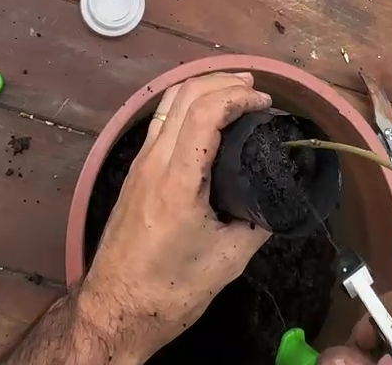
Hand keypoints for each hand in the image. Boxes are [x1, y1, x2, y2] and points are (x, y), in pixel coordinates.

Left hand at [75, 73, 272, 363]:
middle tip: (255, 88)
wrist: (114, 309)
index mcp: (178, 180)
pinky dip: (188, 103)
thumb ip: (256, 224)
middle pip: (186, 94)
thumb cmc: (170, 290)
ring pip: (169, 101)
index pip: (205, 112)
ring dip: (203, 86)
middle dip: (223, 82)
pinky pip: (162, 118)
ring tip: (234, 89)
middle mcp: (154, 160)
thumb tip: (277, 200)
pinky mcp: (135, 169)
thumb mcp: (226, 261)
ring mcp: (141, 161)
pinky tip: (206, 113)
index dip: (238, 97)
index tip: (265, 103)